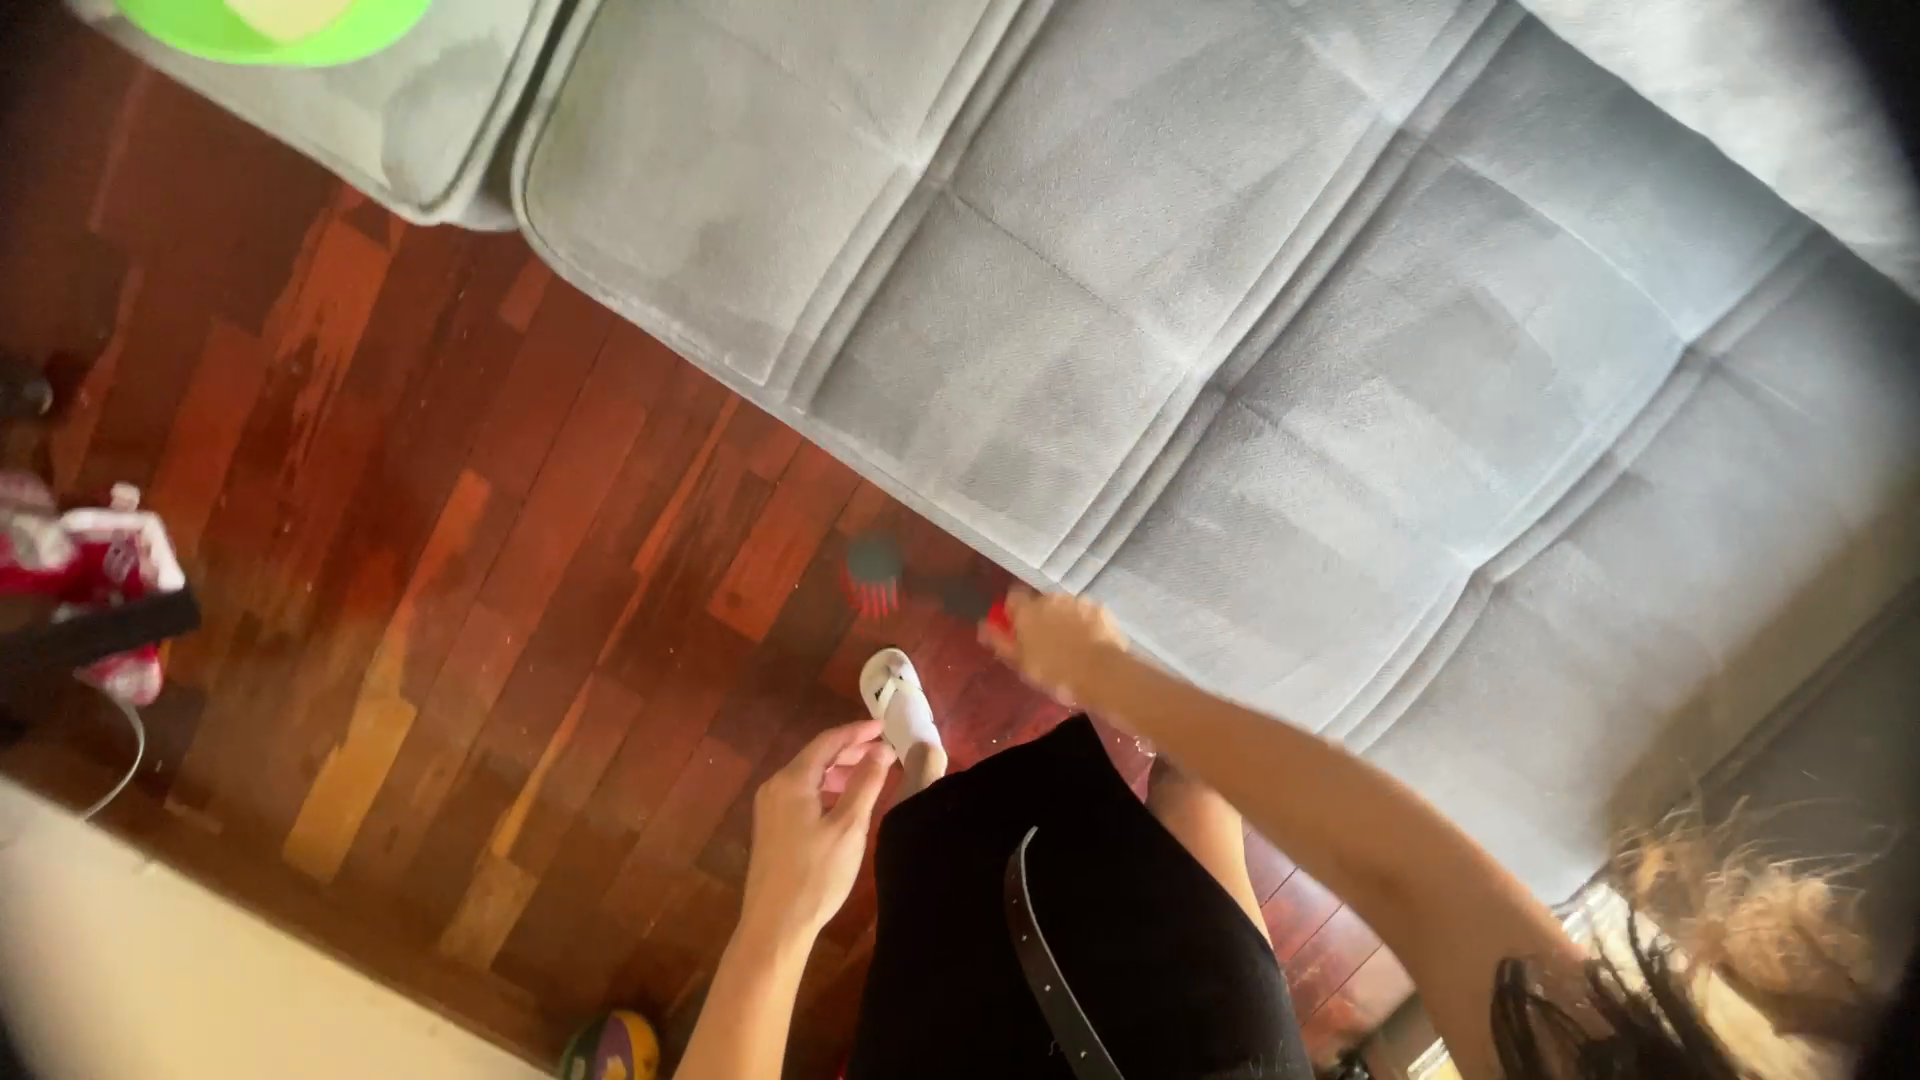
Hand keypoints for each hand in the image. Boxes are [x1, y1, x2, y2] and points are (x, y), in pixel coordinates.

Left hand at [741, 720, 894, 943]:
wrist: (774, 927)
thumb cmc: (815, 875)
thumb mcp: (849, 826)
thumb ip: (866, 783)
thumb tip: (882, 750)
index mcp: (792, 781)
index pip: (828, 741)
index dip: (858, 732)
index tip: (885, 727)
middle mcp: (775, 786)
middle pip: (817, 756)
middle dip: (851, 750)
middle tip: (884, 751)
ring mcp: (770, 808)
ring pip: (810, 775)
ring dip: (840, 770)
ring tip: (871, 774)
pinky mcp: (771, 827)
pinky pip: (802, 793)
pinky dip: (827, 788)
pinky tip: (846, 801)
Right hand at [979, 589, 1127, 710]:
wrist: (1102, 673)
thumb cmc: (1056, 673)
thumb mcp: (1021, 663)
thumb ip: (999, 641)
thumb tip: (983, 625)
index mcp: (1027, 611)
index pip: (1012, 596)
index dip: (1014, 610)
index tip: (1018, 628)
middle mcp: (1050, 598)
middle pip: (1040, 602)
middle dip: (1041, 617)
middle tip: (1046, 643)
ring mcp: (1077, 601)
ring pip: (1064, 606)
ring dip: (1063, 619)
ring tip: (1071, 646)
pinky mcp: (1099, 608)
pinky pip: (1086, 612)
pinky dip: (1085, 623)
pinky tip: (1089, 642)